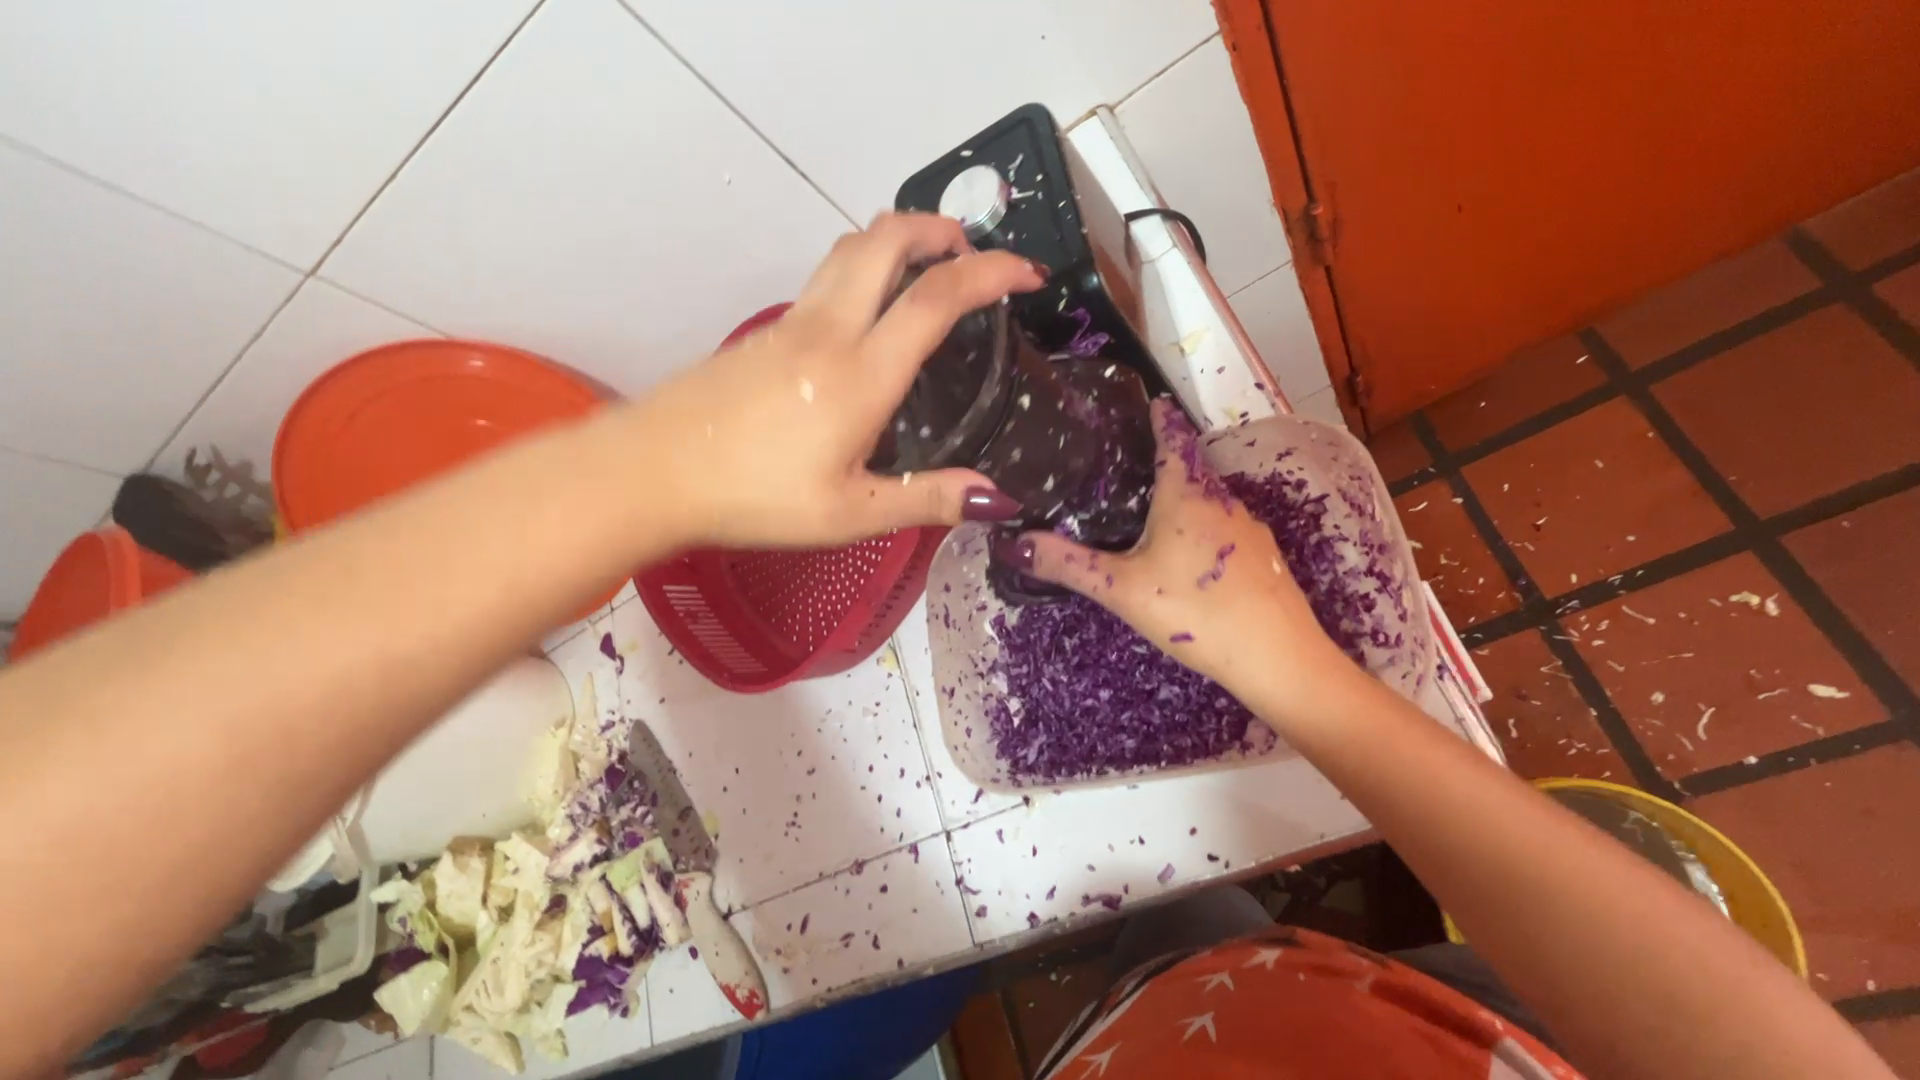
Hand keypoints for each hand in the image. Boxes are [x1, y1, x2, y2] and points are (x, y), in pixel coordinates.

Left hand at [632, 213, 1043, 549]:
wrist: (654, 471)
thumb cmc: (754, 497)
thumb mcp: (850, 513)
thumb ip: (926, 499)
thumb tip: (997, 498)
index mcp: (861, 373)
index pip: (937, 297)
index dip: (991, 272)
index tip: (1027, 274)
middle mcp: (829, 330)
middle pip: (886, 238)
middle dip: (938, 227)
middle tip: (970, 252)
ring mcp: (792, 324)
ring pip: (849, 249)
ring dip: (897, 240)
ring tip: (928, 270)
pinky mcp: (767, 334)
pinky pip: (825, 279)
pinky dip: (864, 270)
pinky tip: (870, 318)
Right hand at [993, 400, 1357, 723]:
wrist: (1279, 658)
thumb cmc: (1196, 612)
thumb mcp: (1122, 589)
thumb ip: (1069, 565)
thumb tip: (1012, 544)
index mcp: (1186, 493)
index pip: (1173, 437)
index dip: (1159, 418)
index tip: (1149, 403)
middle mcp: (1221, 500)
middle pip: (1189, 468)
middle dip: (1162, 462)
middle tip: (1124, 465)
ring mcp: (1247, 528)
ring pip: (1207, 500)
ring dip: (1180, 497)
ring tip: (1145, 509)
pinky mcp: (1261, 557)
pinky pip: (1221, 528)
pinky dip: (1198, 527)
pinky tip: (1184, 555)